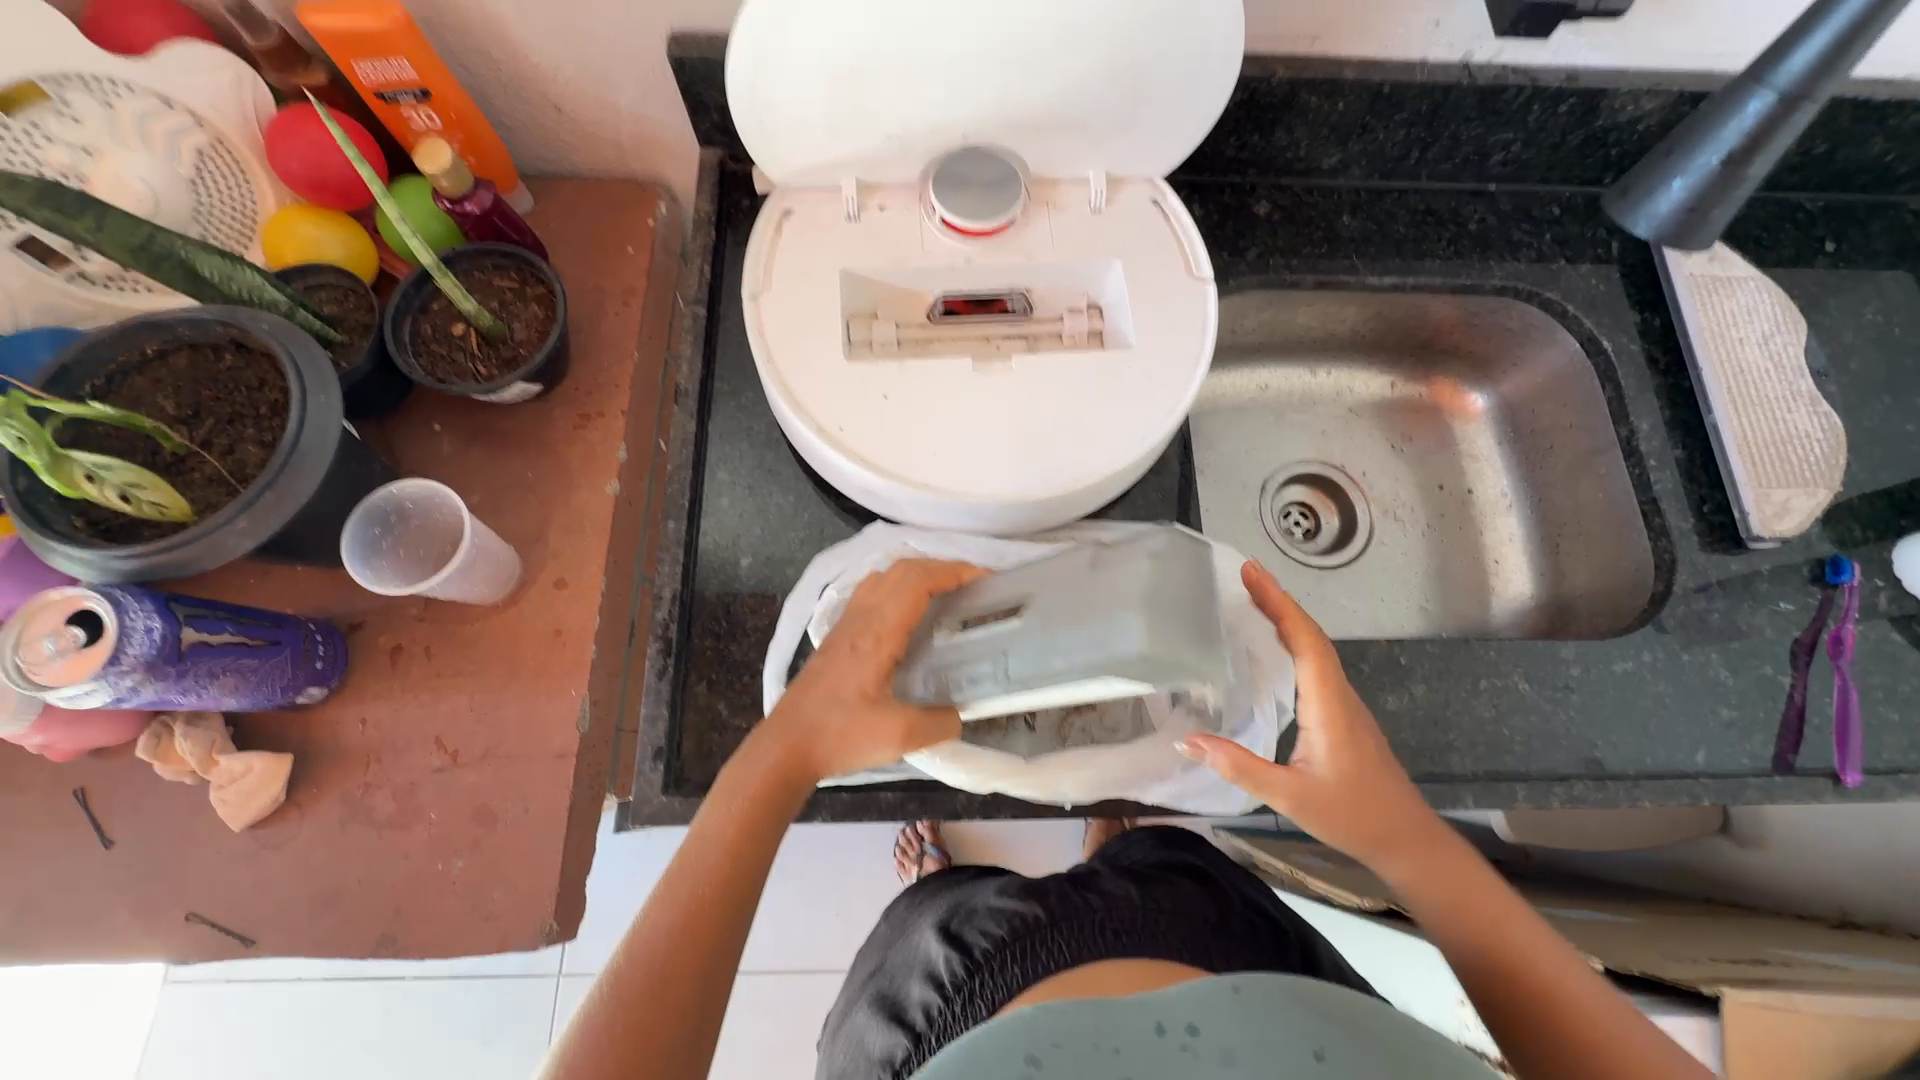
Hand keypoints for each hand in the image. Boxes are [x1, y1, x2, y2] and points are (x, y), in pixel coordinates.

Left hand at [758, 557, 986, 784]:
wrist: (786, 745)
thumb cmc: (840, 736)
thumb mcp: (900, 736)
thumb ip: (940, 723)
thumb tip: (960, 715)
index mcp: (878, 632)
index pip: (918, 581)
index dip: (954, 571)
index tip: (984, 578)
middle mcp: (860, 618)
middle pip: (902, 570)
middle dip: (941, 567)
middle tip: (972, 584)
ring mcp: (844, 625)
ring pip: (883, 577)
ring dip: (917, 574)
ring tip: (945, 592)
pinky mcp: (836, 636)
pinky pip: (870, 593)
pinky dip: (897, 587)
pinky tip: (908, 614)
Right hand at [1178, 560, 1449, 874]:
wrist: (1407, 840)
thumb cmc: (1352, 817)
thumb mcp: (1289, 797)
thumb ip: (1239, 766)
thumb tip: (1187, 739)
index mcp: (1329, 705)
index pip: (1305, 641)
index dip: (1278, 603)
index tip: (1251, 572)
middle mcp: (1339, 695)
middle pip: (1310, 636)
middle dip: (1278, 601)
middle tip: (1245, 575)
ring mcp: (1345, 705)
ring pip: (1316, 649)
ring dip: (1287, 619)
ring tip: (1254, 600)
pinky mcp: (1343, 716)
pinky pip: (1317, 666)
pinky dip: (1294, 643)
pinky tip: (1276, 647)